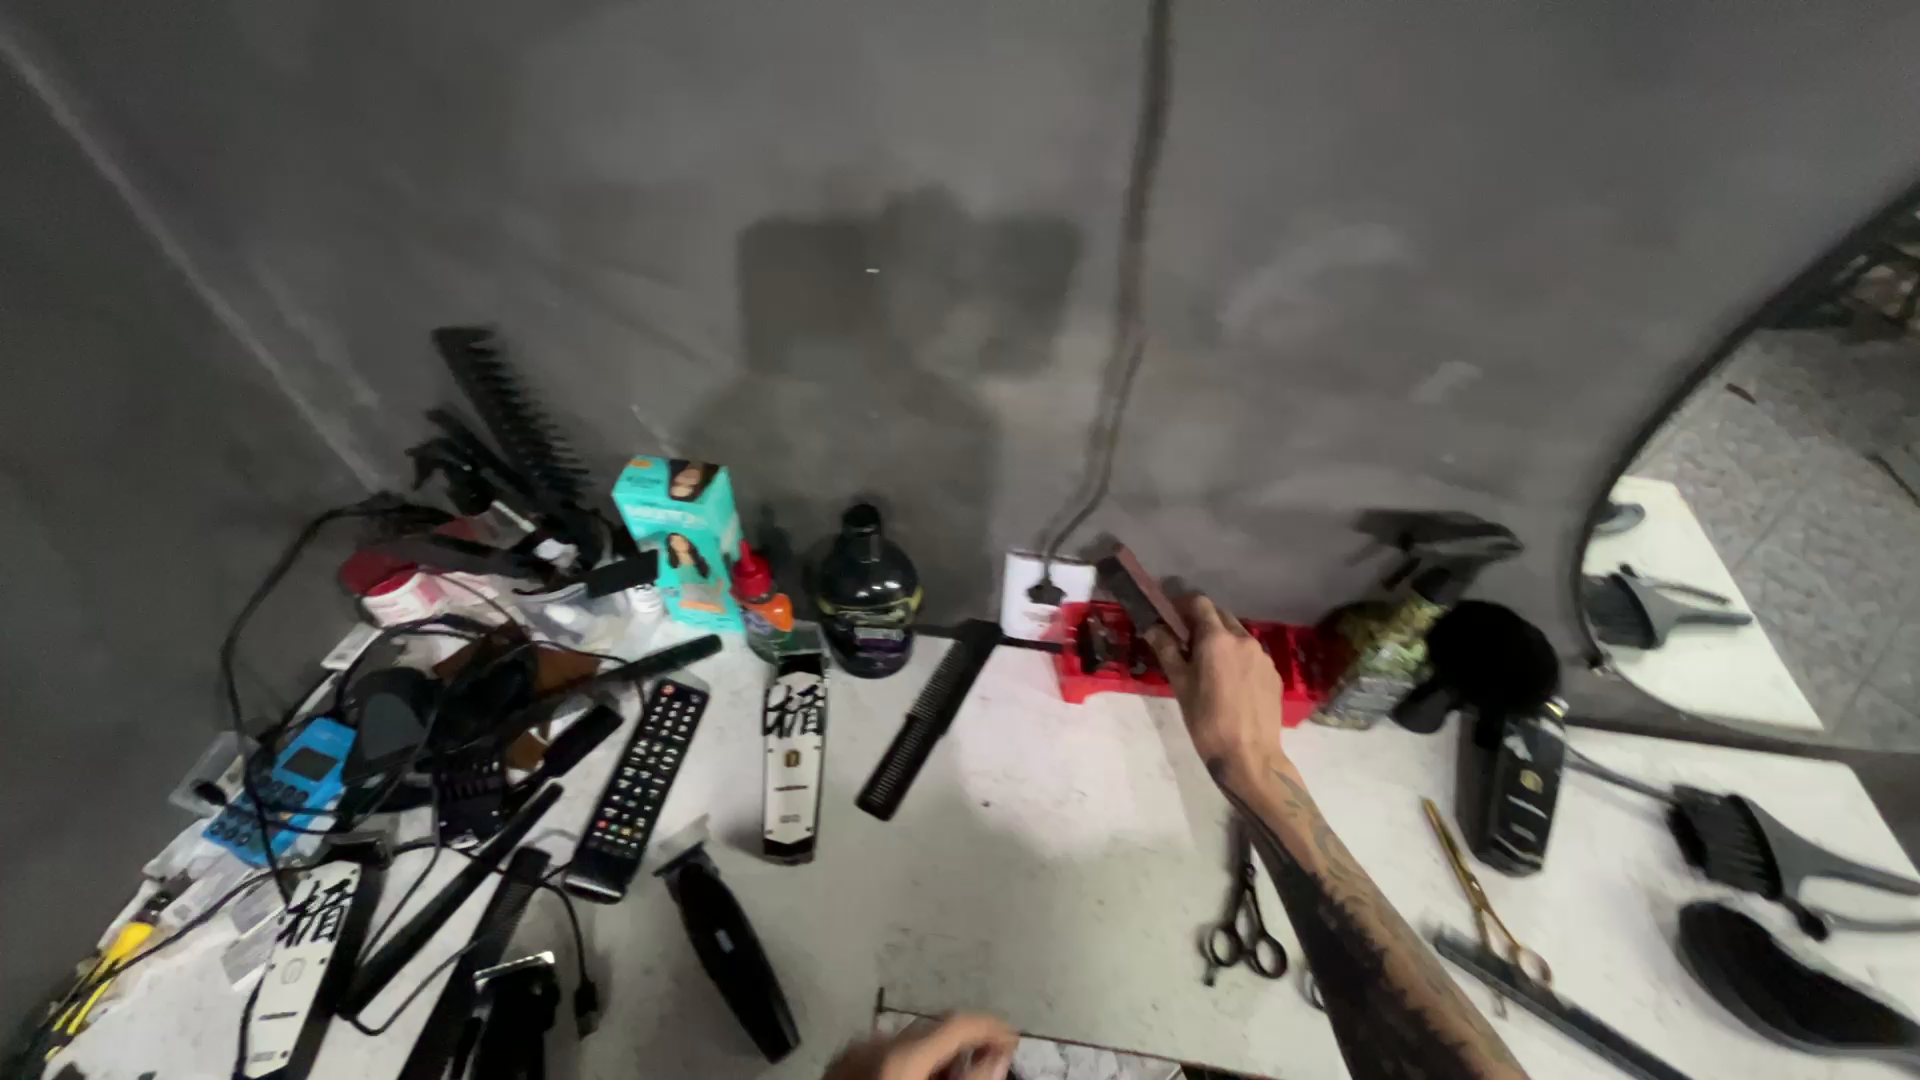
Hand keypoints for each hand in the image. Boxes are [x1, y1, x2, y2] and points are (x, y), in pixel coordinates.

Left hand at [822, 1013, 1017, 1079]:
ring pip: (907, 1038)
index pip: (957, 1020)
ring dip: (933, 1054)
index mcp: (900, 1048)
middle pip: (932, 1028)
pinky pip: (881, 1050)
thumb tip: (998, 1055)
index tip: (1011, 1034)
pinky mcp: (838, 1061)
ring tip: (950, 1073)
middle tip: (986, 1062)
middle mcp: (875, 1037)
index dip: (990, 1024)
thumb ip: (969, 1078)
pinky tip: (913, 1076)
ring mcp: (852, 1048)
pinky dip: (903, 1060)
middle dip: (962, 1043)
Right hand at [1145, 593, 1289, 780]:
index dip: (1183, 604)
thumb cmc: (1206, 720)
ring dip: (1222, 639)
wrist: (1249, 755)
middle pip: (1221, 616)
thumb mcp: (1180, 685)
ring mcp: (1263, 656)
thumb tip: (1153, 628)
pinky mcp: (1274, 673)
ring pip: (1238, 635)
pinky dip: (1238, 657)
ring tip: (1209, 665)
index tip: (1171, 615)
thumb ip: (1167, 651)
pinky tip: (1230, 682)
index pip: (1200, 603)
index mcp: (1217, 639)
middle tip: (1186, 642)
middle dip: (1203, 622)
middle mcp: (1243, 639)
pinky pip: (1252, 655)